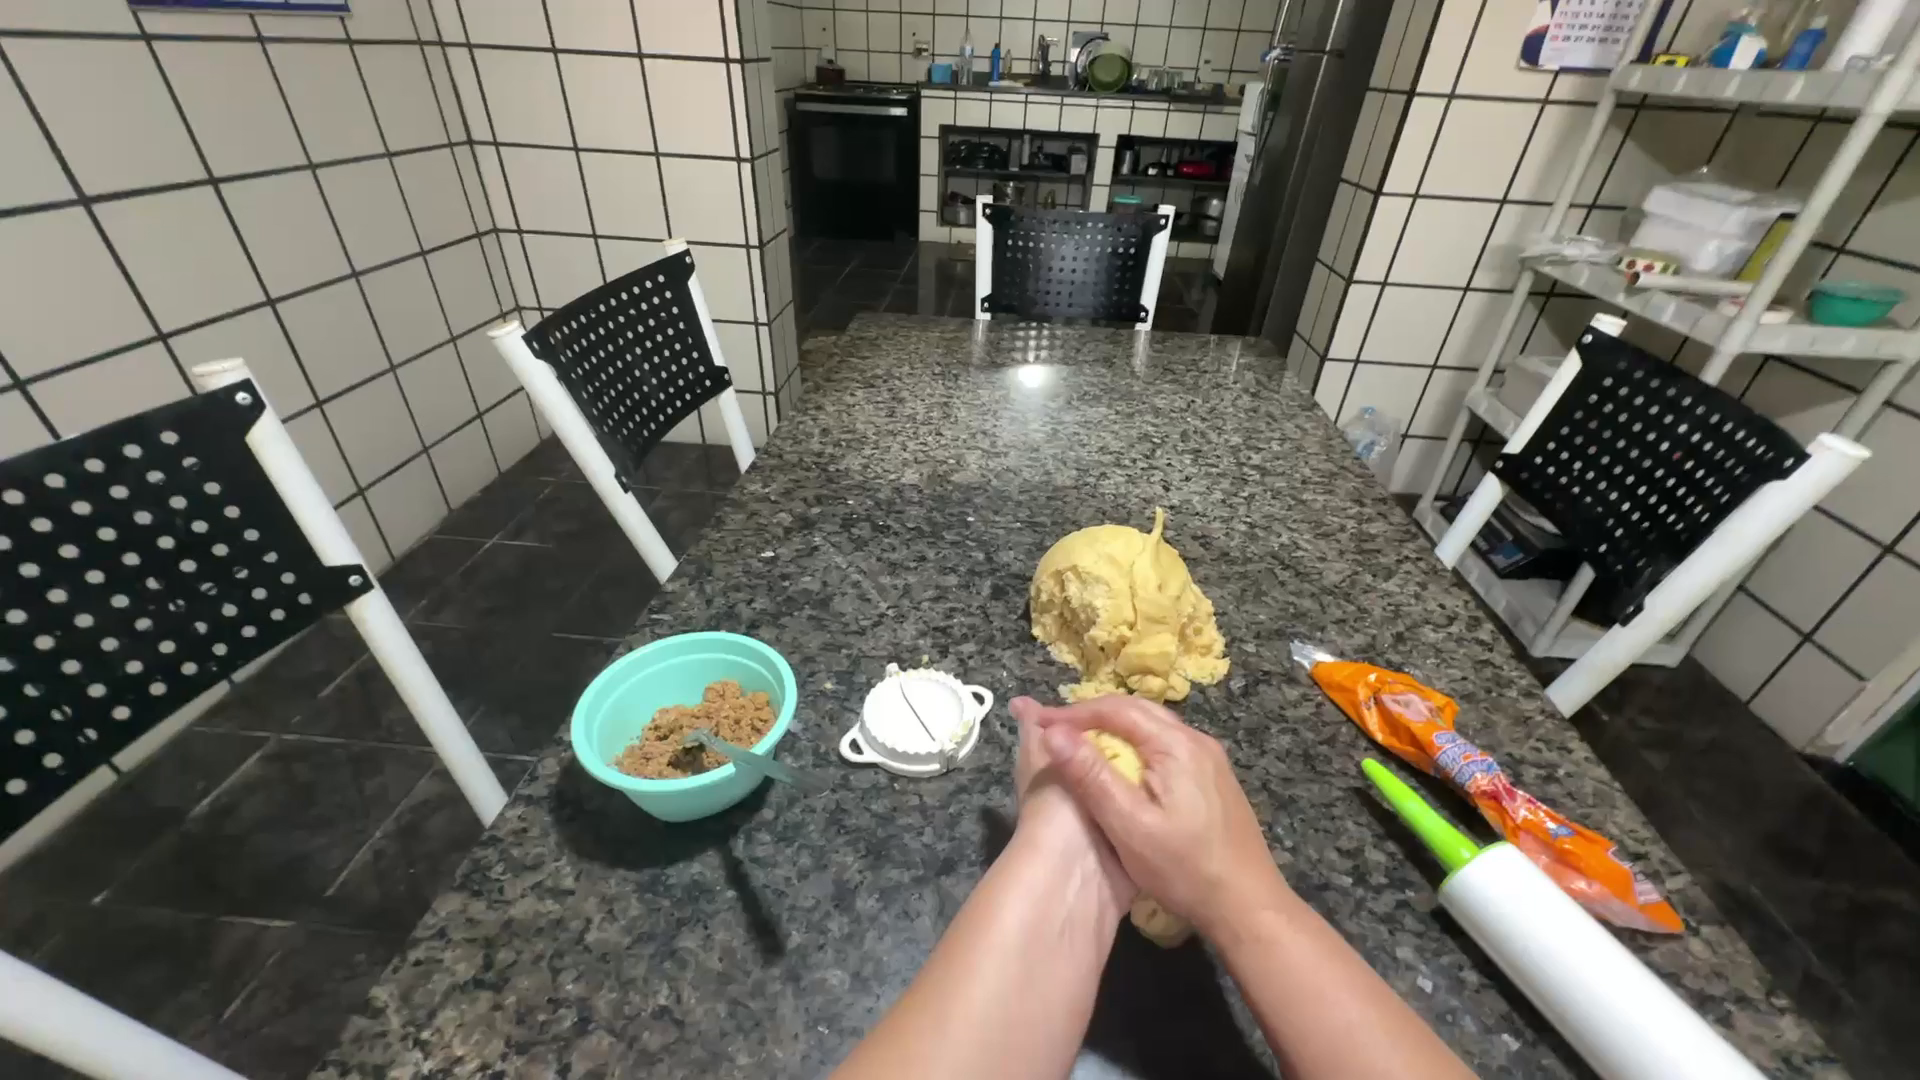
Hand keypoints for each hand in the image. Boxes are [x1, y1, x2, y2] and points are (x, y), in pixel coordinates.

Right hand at [1012, 694, 1289, 939]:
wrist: (1249, 907)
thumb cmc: (1185, 869)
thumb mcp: (1129, 825)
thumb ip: (1091, 775)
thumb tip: (1053, 733)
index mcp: (1176, 745)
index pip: (1115, 709)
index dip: (1072, 713)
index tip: (1038, 723)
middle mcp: (1196, 740)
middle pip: (1134, 711)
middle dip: (1090, 715)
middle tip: (1053, 730)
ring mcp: (1208, 758)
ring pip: (1150, 727)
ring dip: (1111, 729)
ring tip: (1078, 744)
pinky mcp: (1212, 777)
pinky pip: (1164, 745)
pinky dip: (1132, 745)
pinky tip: (1119, 767)